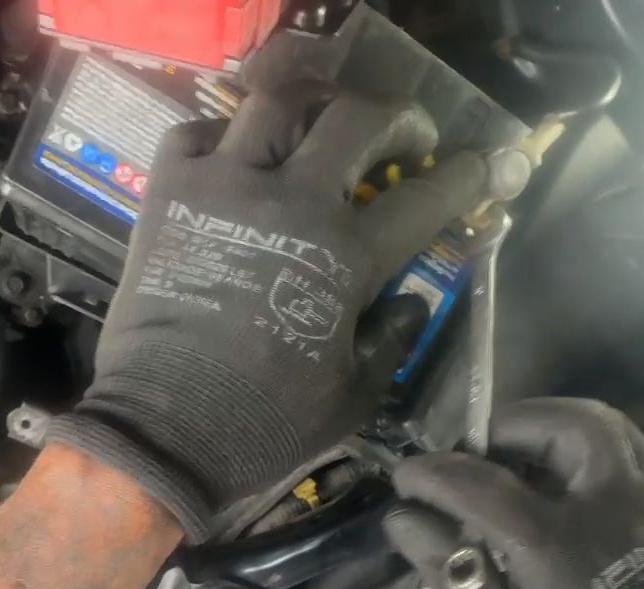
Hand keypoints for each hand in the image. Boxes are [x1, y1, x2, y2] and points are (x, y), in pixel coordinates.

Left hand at [49, 85, 488, 540]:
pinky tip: (235, 160)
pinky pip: (196, 132)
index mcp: (345, 257)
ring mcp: (222, 188)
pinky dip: (222, 136)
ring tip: (324, 121)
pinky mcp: (167, 196)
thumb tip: (411, 299)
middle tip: (406, 136)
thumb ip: (392, 340)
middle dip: (399, 117)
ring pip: (277, 101)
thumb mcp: (352, 397)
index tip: (480, 166)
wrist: (164, 432)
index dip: (464, 177)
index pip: (424, 197)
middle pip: (358, 119)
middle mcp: (290, 202)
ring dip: (314, 102)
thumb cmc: (264, 424)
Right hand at [382, 399, 643, 588]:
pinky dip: (576, 444)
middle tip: (469, 458)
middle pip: (566, 428)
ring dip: (543, 428)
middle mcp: (617, 516)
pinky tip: (547, 477)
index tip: (404, 478)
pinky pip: (624, 447)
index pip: (488, 487)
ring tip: (505, 460)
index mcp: (564, 556)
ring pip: (602, 425)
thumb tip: (402, 517)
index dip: (436, 475)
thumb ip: (448, 572)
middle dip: (505, 428)